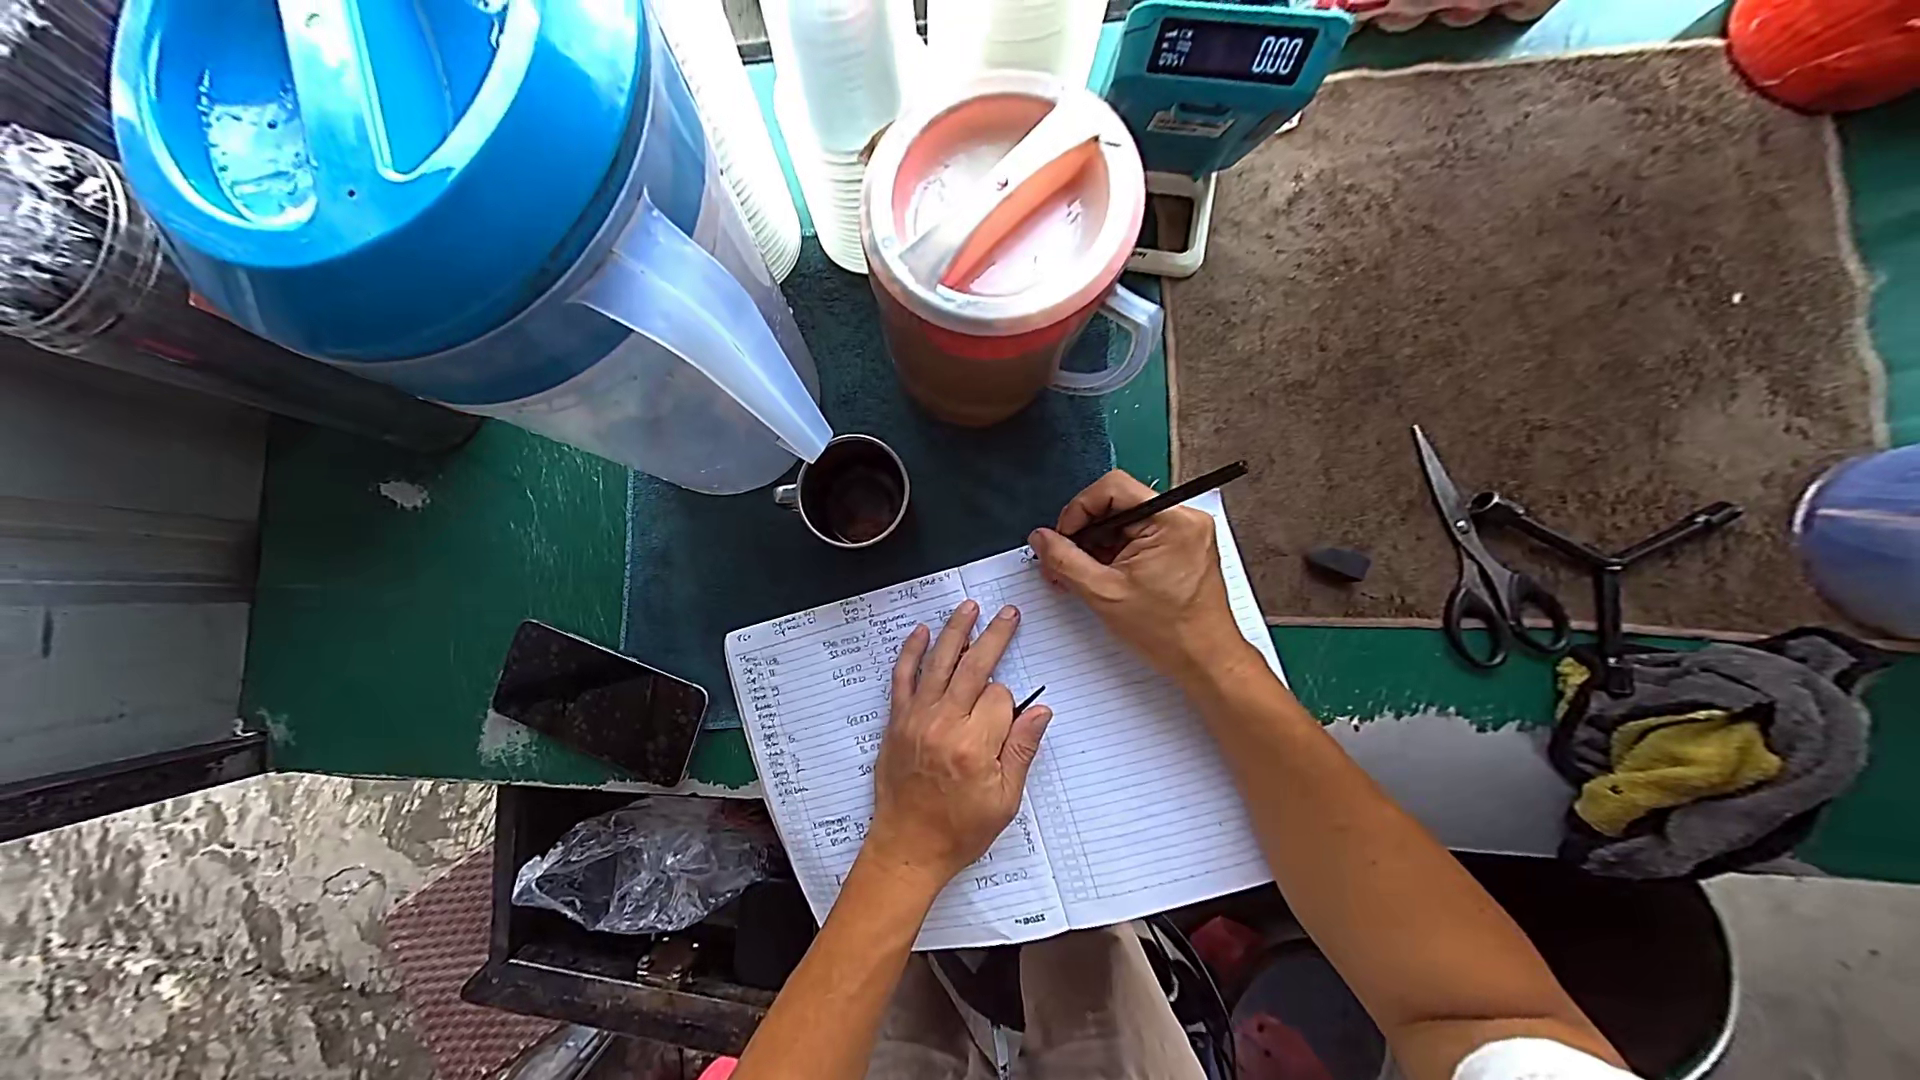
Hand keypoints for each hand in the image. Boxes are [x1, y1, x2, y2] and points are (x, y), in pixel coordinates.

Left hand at [864, 600, 1052, 889]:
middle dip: (994, 636)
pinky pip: (903, 678)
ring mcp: (917, 719)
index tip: (1009, 716)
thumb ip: (1022, 751)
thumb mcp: (1004, 801)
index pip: (1000, 698)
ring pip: (939, 663)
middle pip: (974, 667)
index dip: (1010, 701)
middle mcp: (944, 725)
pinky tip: (921, 632)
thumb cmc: (957, 831)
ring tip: (969, 608)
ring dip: (956, 631)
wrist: (908, 848)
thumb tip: (1040, 712)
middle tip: (1008, 614)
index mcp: (974, 746)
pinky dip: (911, 652)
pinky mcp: (898, 721)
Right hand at [1028, 470, 1255, 684]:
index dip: (1078, 509)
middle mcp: (1184, 518)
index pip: (1111, 488)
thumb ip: (1064, 559)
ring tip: (1086, 575)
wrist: (1204, 659)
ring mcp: (1186, 532)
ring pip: (1125, 521)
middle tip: (1066, 560)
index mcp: (1172, 521)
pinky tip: (1105, 576)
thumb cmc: (1170, 632)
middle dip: (1085, 532)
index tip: (1063, 535)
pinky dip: (1116, 552)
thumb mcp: (1103, 593)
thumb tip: (1042, 538)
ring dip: (1098, 545)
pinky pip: (1140, 535)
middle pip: (1117, 503)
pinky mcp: (1183, 546)